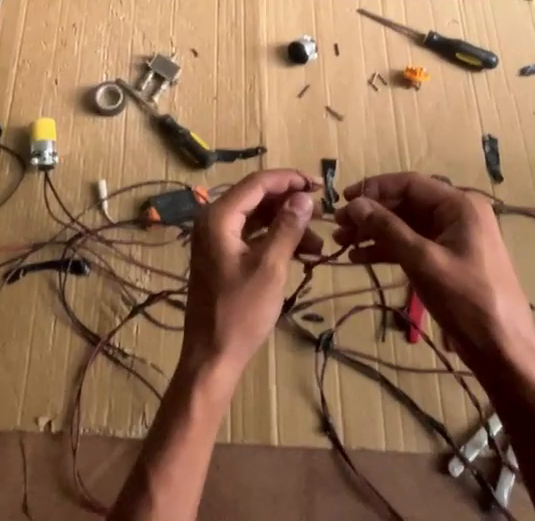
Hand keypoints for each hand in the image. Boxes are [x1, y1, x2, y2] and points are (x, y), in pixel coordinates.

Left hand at [180, 169, 322, 377]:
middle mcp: (213, 220)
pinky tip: (302, 253)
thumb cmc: (240, 311)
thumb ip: (287, 228)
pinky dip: (275, 240)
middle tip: (322, 211)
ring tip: (319, 243)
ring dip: (286, 225)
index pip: (257, 183)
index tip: (319, 184)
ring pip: (257, 218)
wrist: (212, 354)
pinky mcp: (222, 256)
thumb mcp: (270, 267)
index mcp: (219, 217)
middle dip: (290, 203)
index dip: (289, 179)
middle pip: (256, 198)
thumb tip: (304, 196)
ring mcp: (216, 238)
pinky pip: (252, 236)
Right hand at [331, 173, 534, 357]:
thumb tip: (354, 204)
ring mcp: (452, 237)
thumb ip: (388, 229)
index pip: (409, 183)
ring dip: (374, 232)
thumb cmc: (467, 301)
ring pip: (404, 225)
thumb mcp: (423, 261)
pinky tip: (360, 258)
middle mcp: (457, 214)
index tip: (343, 200)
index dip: (374, 188)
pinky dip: (386, 249)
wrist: (503, 350)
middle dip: (371, 213)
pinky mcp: (446, 259)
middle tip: (338, 226)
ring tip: (341, 243)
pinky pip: (411, 244)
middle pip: (405, 203)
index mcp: (460, 205)